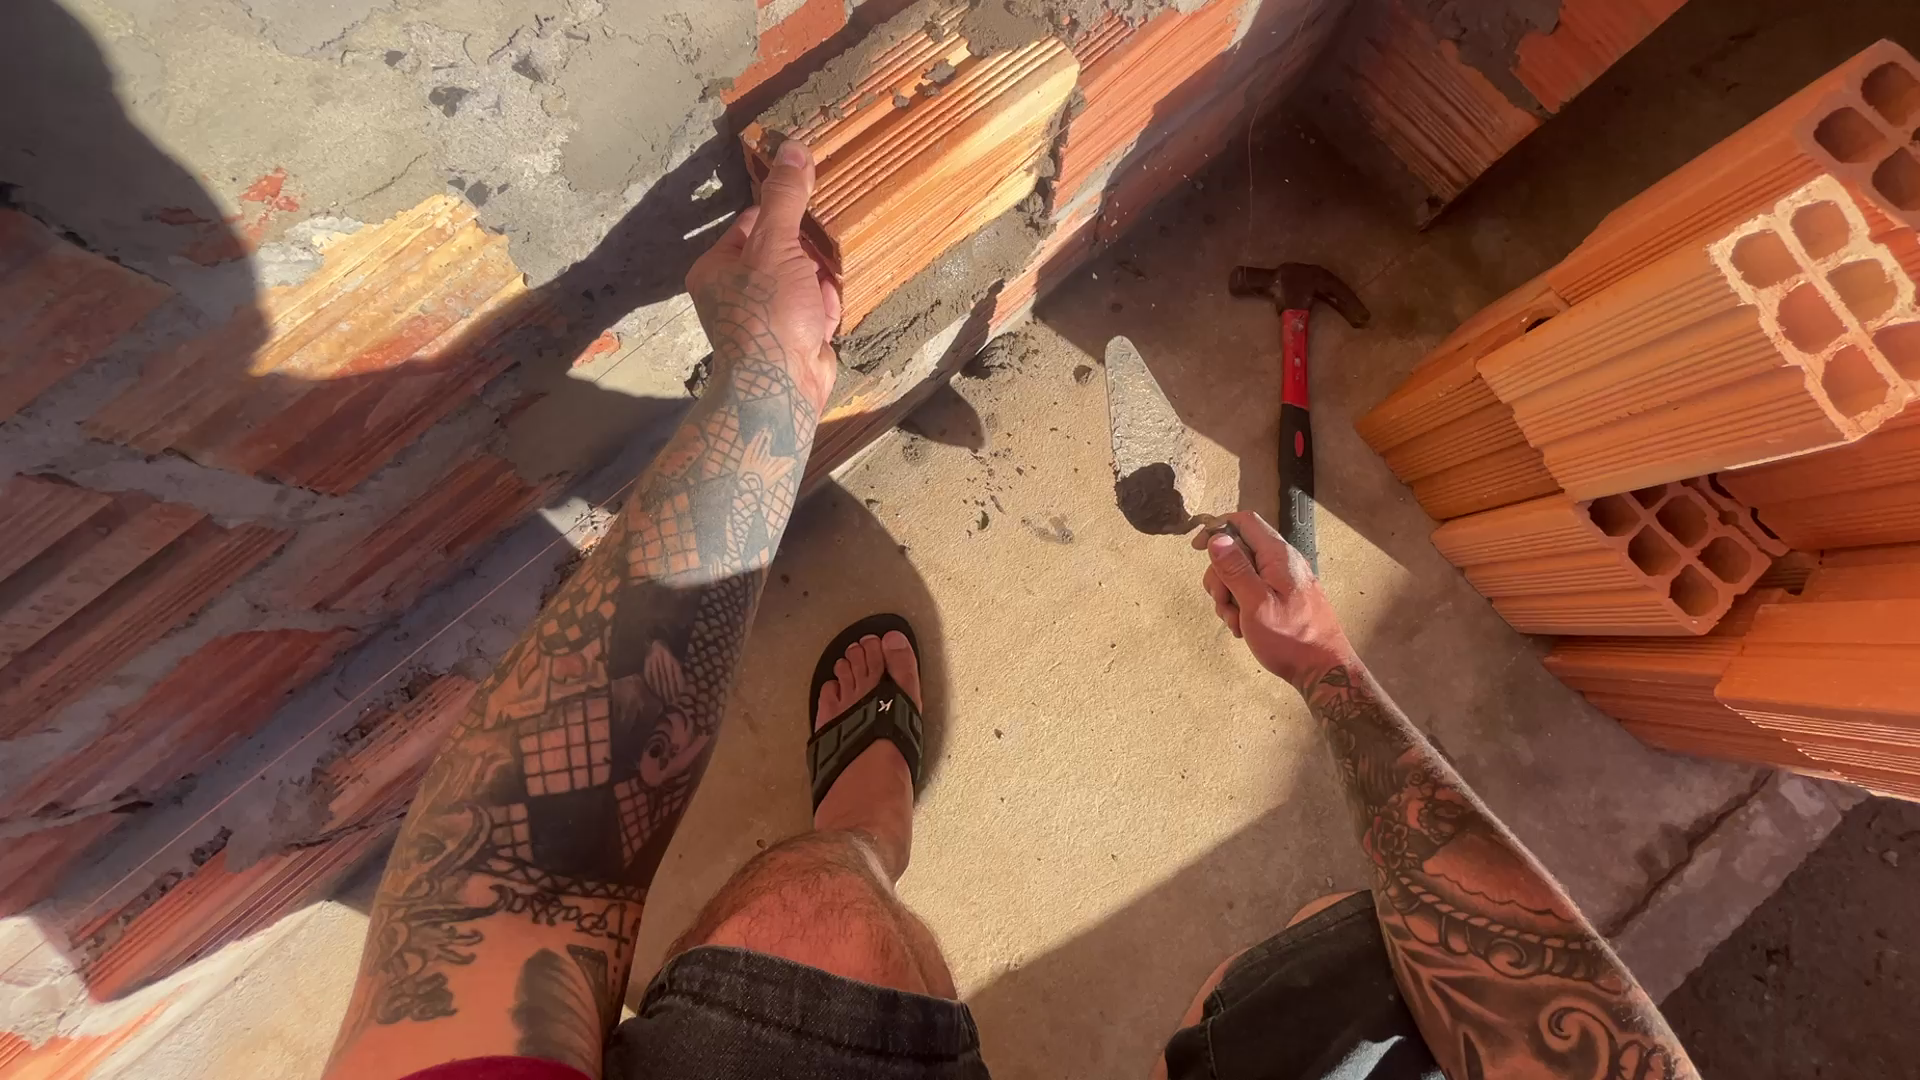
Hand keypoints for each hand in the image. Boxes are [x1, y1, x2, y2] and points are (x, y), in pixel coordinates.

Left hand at [686, 138, 839, 410]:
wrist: (782, 383)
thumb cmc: (768, 313)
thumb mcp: (775, 245)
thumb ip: (785, 198)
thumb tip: (793, 147)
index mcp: (717, 269)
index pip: (751, 225)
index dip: (782, 217)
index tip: (806, 211)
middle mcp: (737, 294)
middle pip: (782, 253)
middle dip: (807, 254)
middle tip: (818, 253)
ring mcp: (767, 319)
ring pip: (803, 282)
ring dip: (820, 282)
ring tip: (821, 290)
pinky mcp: (793, 339)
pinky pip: (815, 310)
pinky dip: (825, 310)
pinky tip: (824, 319)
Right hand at [1195, 511, 1353, 689]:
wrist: (1322, 670)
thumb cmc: (1290, 638)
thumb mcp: (1255, 603)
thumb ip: (1235, 569)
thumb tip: (1217, 538)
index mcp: (1278, 556)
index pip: (1244, 521)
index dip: (1217, 529)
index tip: (1198, 548)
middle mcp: (1282, 562)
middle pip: (1237, 551)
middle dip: (1220, 575)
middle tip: (1221, 602)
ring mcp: (1282, 580)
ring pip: (1240, 574)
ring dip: (1228, 596)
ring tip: (1236, 621)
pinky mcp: (1282, 597)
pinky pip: (1251, 591)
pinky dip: (1240, 606)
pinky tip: (1244, 626)